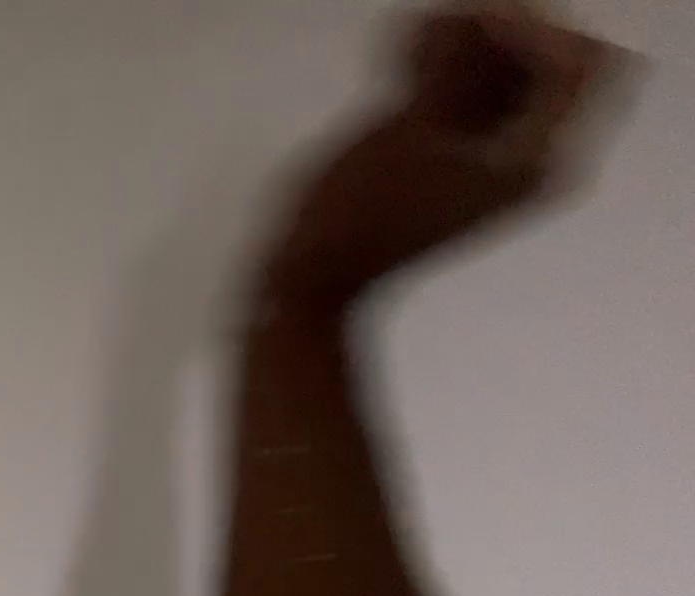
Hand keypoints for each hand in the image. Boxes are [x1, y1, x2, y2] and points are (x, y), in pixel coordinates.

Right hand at [261, 1, 626, 306]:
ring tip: (413, 43)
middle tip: (438, 26)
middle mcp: (528, 171)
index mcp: (534, 159)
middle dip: (496, 42)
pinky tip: (404, 79)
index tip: (465, 19)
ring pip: (505, 100)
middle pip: (545, 79)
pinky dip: (445, 96)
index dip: (526, 28)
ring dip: (466, 64)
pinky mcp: (449, 191)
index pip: (573, 63)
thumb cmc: (349, 216)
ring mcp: (488, 185)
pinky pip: (469, 127)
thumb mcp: (400, 130)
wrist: (305, 285)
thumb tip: (456, 14)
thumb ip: (446, 64)